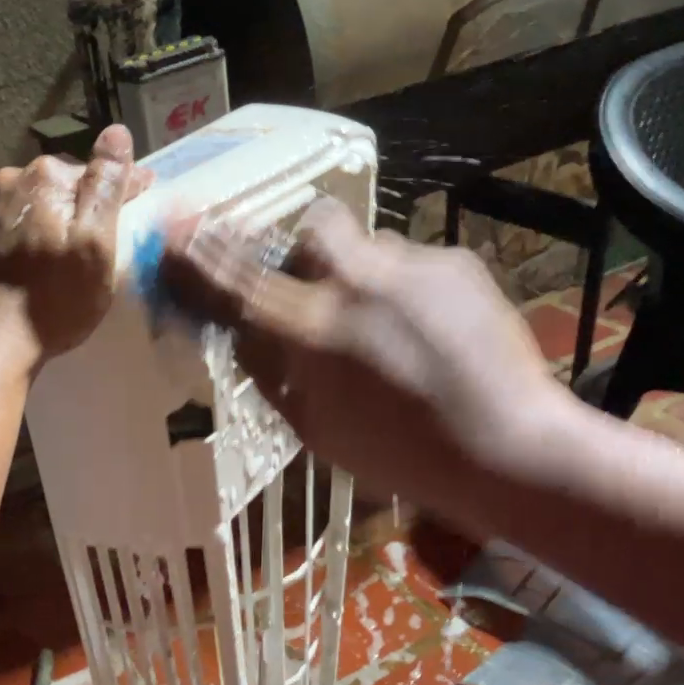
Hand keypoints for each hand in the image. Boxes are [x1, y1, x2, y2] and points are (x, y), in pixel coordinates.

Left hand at [0, 125, 152, 363]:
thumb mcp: (96, 244)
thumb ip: (106, 184)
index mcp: (45, 176)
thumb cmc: (56, 298)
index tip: (136, 205)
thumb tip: (117, 133)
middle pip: (54, 186)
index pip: (95, 172)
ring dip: (38, 218)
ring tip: (49, 254)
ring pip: (22, 204)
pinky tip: (18, 264)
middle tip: (89, 240)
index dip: (121, 189)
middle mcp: (6, 180)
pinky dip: (10, 237)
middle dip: (74, 205)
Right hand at [159, 199, 570, 509]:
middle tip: (313, 293)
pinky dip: (402, 292)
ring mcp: (413, 266)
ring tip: (383, 330)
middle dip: (302, 251)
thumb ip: (271, 374)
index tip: (175, 228)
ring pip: (366, 248)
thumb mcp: (315, 429)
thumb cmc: (400, 457)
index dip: (201, 254)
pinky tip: (426, 337)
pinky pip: (410, 263)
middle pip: (312, 227)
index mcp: (313, 333)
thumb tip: (242, 335)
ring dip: (358, 278)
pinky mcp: (457, 263)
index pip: (238, 281)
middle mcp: (357, 283)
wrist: (508, 449)